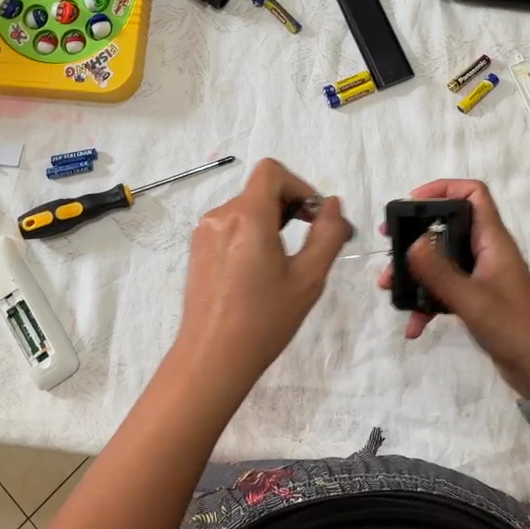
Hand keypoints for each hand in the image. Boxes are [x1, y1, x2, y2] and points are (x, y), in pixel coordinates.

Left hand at [176, 158, 350, 388]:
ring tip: (285, 261)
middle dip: (289, 206)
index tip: (313, 216)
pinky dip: (250, 234)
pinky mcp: (197, 250)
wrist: (212, 356)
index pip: (272, 172)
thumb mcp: (308, 278)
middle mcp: (221, 216)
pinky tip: (259, 271)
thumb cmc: (264, 319)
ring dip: (270, 222)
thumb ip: (327, 234)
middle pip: (259, 190)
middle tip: (309, 241)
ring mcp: (204, 233)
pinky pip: (229, 227)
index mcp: (247, 216)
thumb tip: (332, 204)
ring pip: (245, 209)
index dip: (299, 185)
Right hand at [380, 179, 529, 398]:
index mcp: (492, 241)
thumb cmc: (515, 328)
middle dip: (414, 237)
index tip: (411, 202)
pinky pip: (443, 291)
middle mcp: (486, 252)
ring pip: (440, 262)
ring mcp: (480, 276)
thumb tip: (412, 242)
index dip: (442, 188)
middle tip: (388, 245)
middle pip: (446, 228)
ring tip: (389, 287)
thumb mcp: (471, 299)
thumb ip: (439, 270)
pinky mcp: (475, 299)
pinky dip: (426, 304)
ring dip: (414, 274)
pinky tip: (414, 325)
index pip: (472, 194)